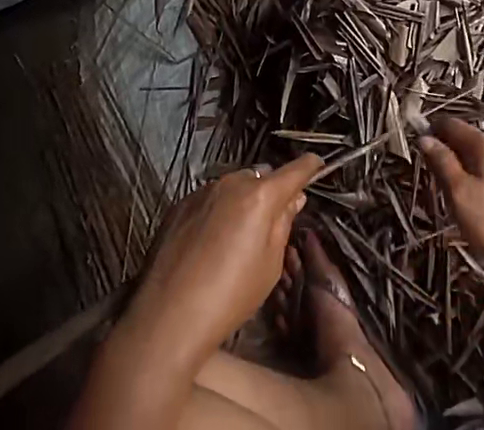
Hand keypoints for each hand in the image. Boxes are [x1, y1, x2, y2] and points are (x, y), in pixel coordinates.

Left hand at [126, 153, 322, 358]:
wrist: (166, 319)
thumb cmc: (229, 296)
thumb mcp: (270, 265)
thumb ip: (283, 223)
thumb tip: (292, 198)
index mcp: (260, 196)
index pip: (294, 170)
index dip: (309, 166)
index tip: (318, 165)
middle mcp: (232, 183)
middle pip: (262, 177)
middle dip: (271, 191)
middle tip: (273, 220)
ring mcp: (202, 192)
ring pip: (235, 186)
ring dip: (244, 199)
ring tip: (239, 235)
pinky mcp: (179, 205)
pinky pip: (211, 198)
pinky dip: (220, 209)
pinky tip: (212, 241)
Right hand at [418, 117, 483, 282]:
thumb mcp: (459, 193)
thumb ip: (442, 162)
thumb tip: (426, 139)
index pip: (453, 125)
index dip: (432, 131)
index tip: (416, 146)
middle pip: (466, 140)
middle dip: (445, 152)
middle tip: (428, 174)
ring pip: (477, 158)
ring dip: (459, 168)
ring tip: (446, 192)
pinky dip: (474, 180)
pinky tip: (468, 202)